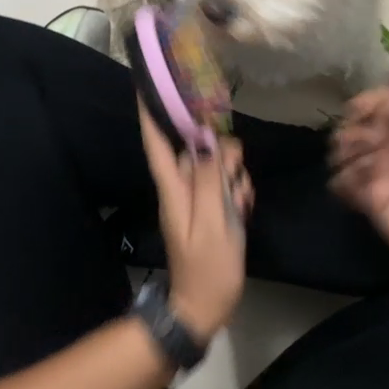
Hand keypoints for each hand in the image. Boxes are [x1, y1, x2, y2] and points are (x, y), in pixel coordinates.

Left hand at [138, 101, 252, 341]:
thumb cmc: (207, 268)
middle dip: (220, 156)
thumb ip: (209, 180)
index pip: (157, 142)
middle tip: (233, 182)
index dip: (150, 112)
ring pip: (216, 166)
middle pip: (196, 149)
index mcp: (172, 189)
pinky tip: (242, 213)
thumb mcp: (213, 223)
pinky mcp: (210, 209)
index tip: (146, 81)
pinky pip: (225, 186)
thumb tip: (205, 139)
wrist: (204, 307)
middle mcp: (179, 188)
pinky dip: (237, 193)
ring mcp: (195, 199)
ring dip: (233, 178)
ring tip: (238, 206)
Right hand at [331, 87, 388, 280]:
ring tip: (342, 165)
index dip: (372, 103)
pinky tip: (341, 185)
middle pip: (368, 128)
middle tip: (344, 143)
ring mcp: (386, 175)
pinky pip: (348, 183)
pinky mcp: (373, 200)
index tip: (352, 109)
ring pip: (355, 153)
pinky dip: (340, 181)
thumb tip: (386, 92)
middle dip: (353, 130)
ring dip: (343, 154)